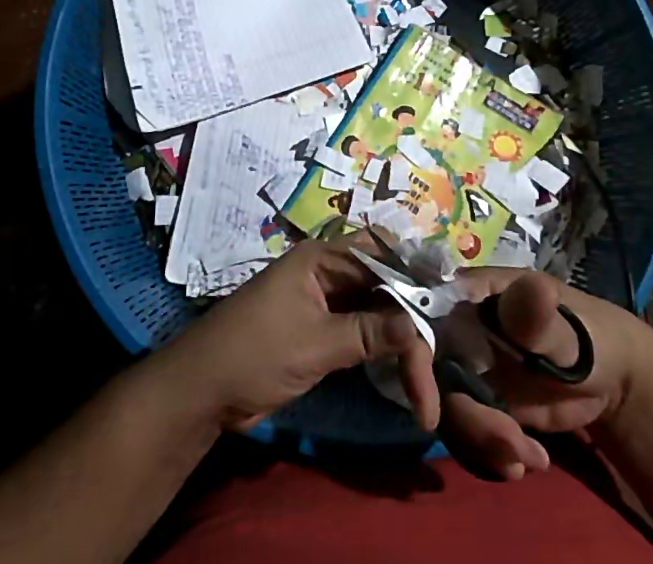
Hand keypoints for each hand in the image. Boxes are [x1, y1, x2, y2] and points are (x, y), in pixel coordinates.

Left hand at [150, 238, 438, 433]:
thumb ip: (370, 333)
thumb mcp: (315, 343)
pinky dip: (384, 354)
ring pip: (378, 316)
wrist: (203, 392)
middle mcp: (328, 274)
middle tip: (434, 374)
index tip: (449, 313)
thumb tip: (420, 327)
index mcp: (323, 259)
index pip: (384, 261)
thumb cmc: (255, 353)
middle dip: (412, 329)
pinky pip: (364, 335)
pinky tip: (406, 378)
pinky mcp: (323, 333)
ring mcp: (326, 304)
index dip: (418, 284)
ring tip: (425, 391)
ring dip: (401, 348)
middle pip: (386, 292)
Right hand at [437, 270, 652, 479]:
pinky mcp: (477, 400)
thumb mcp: (567, 327)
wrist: (609, 377)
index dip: (414, 359)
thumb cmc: (588, 334)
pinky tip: (530, 460)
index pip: (421, 317)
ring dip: (487, 440)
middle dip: (467, 417)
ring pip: (449, 408)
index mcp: (471, 295)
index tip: (428, 410)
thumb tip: (533, 287)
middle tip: (507, 443)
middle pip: (430, 373)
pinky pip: (465, 431)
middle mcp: (457, 328)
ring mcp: (465, 366)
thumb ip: (540, 317)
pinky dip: (492, 453)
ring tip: (532, 457)